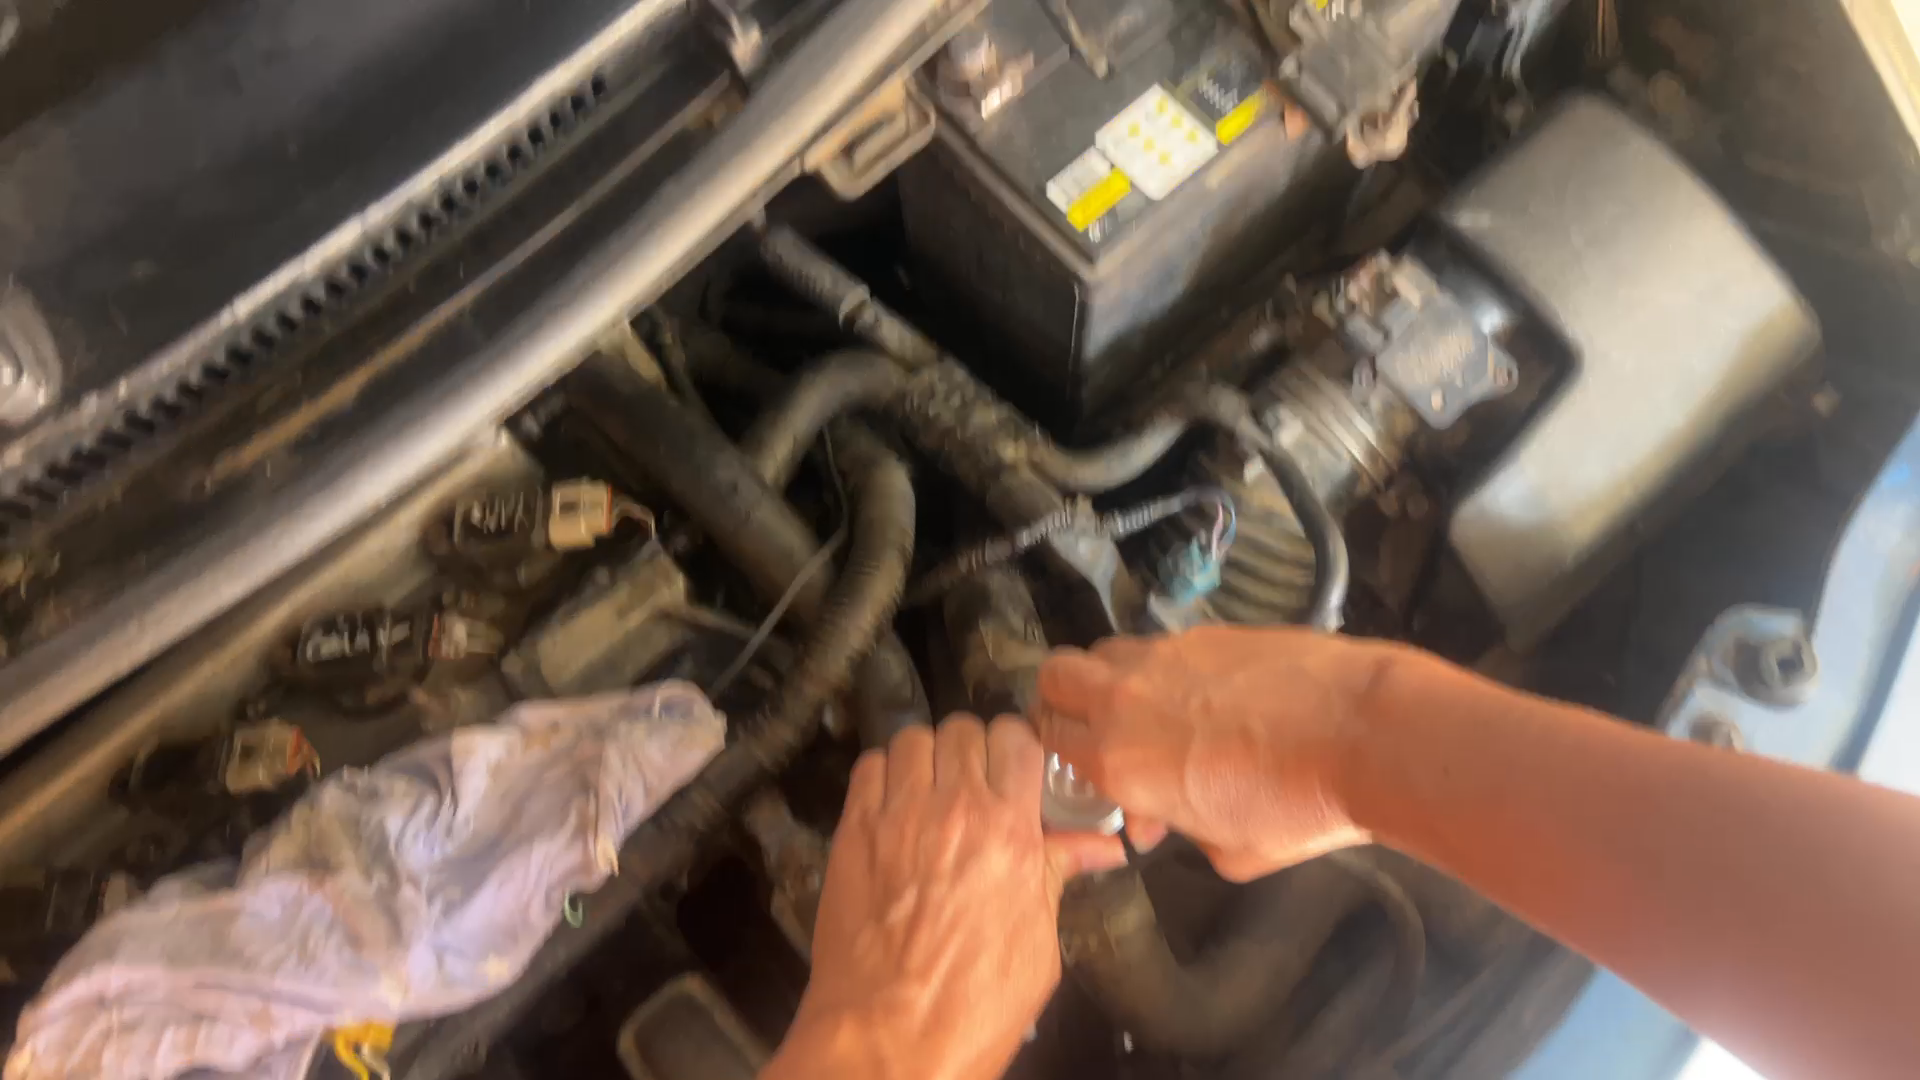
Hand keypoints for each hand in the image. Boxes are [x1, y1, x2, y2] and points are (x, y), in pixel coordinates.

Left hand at [766, 717, 1072, 1079]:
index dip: (1017, 743)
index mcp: (1009, 830)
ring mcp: (899, 814)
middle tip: (973, 779)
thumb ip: (1060, 873)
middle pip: (964, 727)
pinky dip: (884, 771)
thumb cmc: (975, 1003)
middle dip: (973, 747)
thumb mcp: (1038, 942)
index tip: (1014, 763)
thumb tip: (1107, 845)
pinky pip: (870, 764)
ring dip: (927, 755)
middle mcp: (955, 807)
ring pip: (914, 736)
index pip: (1016, 737)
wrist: (888, 1042)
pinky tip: (892, 800)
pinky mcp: (854, 828)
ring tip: (930, 786)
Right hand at [1036, 626, 1390, 881]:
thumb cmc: (1296, 807)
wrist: (1363, 732)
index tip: (1080, 763)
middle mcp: (1121, 699)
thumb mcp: (1230, 851)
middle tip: (1092, 722)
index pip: (1046, 737)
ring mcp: (1159, 656)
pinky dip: (1160, 667)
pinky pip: (1155, 645)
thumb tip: (1159, 814)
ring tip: (1150, 702)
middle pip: (1052, 676)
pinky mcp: (1198, 631)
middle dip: (1061, 699)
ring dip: (1109, 677)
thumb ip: (1177, 830)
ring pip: (1102, 651)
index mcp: (1116, 760)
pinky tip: (1207, 689)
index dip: (1056, 750)